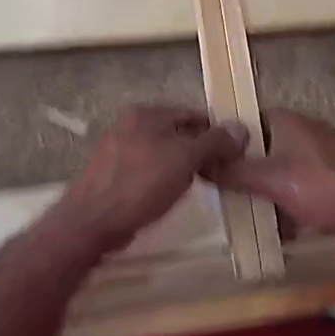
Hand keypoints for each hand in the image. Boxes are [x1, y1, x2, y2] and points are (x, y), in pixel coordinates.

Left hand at [53, 106, 249, 250]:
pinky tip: (168, 195)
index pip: (194, 114)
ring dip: (181, 166)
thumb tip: (242, 128)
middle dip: (198, 150)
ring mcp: (117, 149)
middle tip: (218, 171)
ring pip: (162, 152)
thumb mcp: (186, 159)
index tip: (233, 154)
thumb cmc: (142, 184)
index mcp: (146, 113)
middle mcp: (129, 125)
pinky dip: (161, 178)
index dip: (216, 133)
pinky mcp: (111, 174)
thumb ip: (215, 142)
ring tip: (196, 185)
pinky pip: (147, 170)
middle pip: (177, 132)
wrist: (92, 222)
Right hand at [208, 110, 334, 246]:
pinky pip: (302, 190)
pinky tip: (281, 230)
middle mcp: (306, 132)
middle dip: (247, 172)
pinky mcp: (334, 180)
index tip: (211, 161)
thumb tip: (201, 164)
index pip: (247, 120)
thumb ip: (234, 172)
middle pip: (264, 149)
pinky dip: (290, 206)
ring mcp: (323, 157)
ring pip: (283, 172)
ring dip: (268, 193)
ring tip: (249, 215)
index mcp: (289, 121)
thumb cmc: (321, 188)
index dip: (228, 139)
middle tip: (226, 193)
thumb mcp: (269, 180)